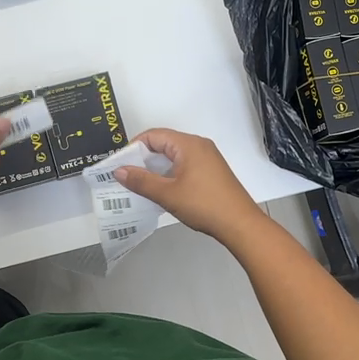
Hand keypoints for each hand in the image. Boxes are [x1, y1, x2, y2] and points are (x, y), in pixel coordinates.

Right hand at [113, 128, 268, 242]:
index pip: (154, 135)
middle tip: (128, 176)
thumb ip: (141, 181)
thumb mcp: (167, 194)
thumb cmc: (204, 205)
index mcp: (188, 144)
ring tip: (141, 185)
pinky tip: (162, 190)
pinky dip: (170, 173)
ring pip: (174, 156)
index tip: (121, 164)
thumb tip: (119, 171)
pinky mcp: (212, 171)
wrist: (240, 224)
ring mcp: (208, 158)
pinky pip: (184, 165)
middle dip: (144, 158)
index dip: (134, 147)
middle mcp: (199, 145)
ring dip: (157, 168)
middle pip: (164, 143)